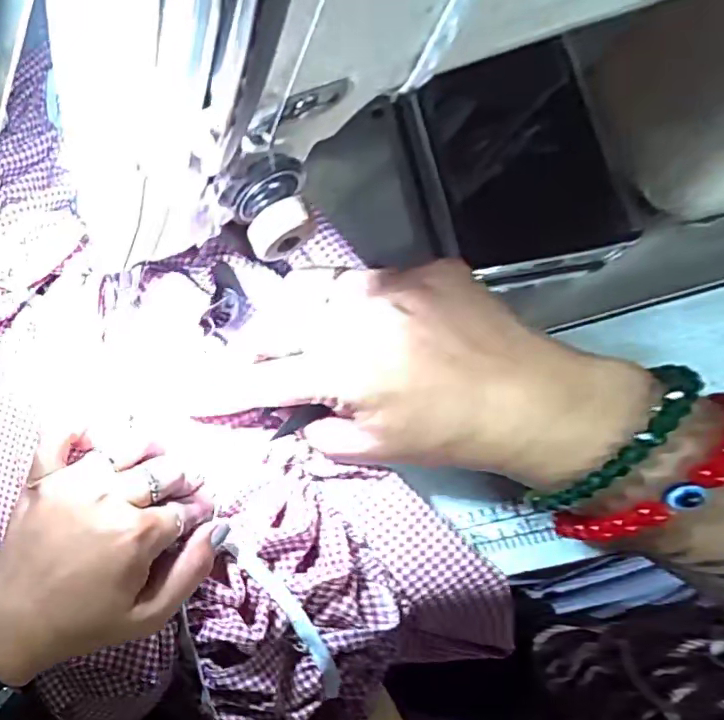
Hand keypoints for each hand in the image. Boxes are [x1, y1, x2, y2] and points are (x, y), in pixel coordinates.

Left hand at [0, 428, 225, 684]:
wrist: (13, 620)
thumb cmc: (84, 623)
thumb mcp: (147, 616)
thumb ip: (189, 573)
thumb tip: (218, 530)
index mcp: (137, 533)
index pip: (184, 508)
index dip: (200, 509)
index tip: (205, 510)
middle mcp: (108, 497)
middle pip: (160, 472)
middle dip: (183, 477)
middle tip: (190, 481)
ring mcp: (71, 482)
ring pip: (122, 448)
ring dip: (148, 447)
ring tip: (160, 451)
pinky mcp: (40, 478)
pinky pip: (60, 435)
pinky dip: (80, 427)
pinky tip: (99, 435)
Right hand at [191, 260, 658, 489]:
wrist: (532, 397)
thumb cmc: (446, 434)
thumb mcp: (371, 448)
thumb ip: (319, 432)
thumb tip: (298, 416)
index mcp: (341, 366)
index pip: (263, 381)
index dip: (222, 393)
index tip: (191, 399)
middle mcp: (356, 313)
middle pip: (278, 321)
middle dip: (255, 346)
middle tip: (251, 366)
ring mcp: (392, 281)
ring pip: (318, 291)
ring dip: (300, 317)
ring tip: (306, 340)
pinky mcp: (425, 267)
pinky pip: (369, 282)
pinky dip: (356, 307)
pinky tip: (375, 327)